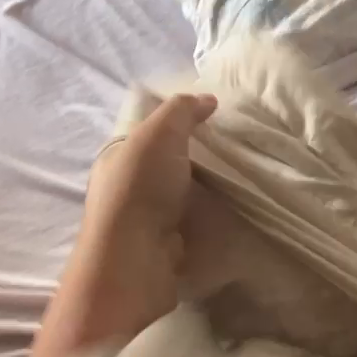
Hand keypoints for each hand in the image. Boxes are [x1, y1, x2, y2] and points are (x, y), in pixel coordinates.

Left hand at [17, 91, 219, 356]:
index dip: (176, 124)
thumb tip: (208, 99)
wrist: (136, 256)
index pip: (147, 133)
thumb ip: (182, 111)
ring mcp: (143, 219)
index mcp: (117, 155)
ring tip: (239, 182)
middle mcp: (124, 186)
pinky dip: (205, 218)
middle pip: (165, 165)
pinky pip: (188, 223)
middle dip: (194, 159)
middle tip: (232, 152)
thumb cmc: (141, 187)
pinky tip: (228, 213)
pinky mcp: (162, 245)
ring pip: (177, 195)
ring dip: (202, 191)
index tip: (212, 123)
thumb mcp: (160, 133)